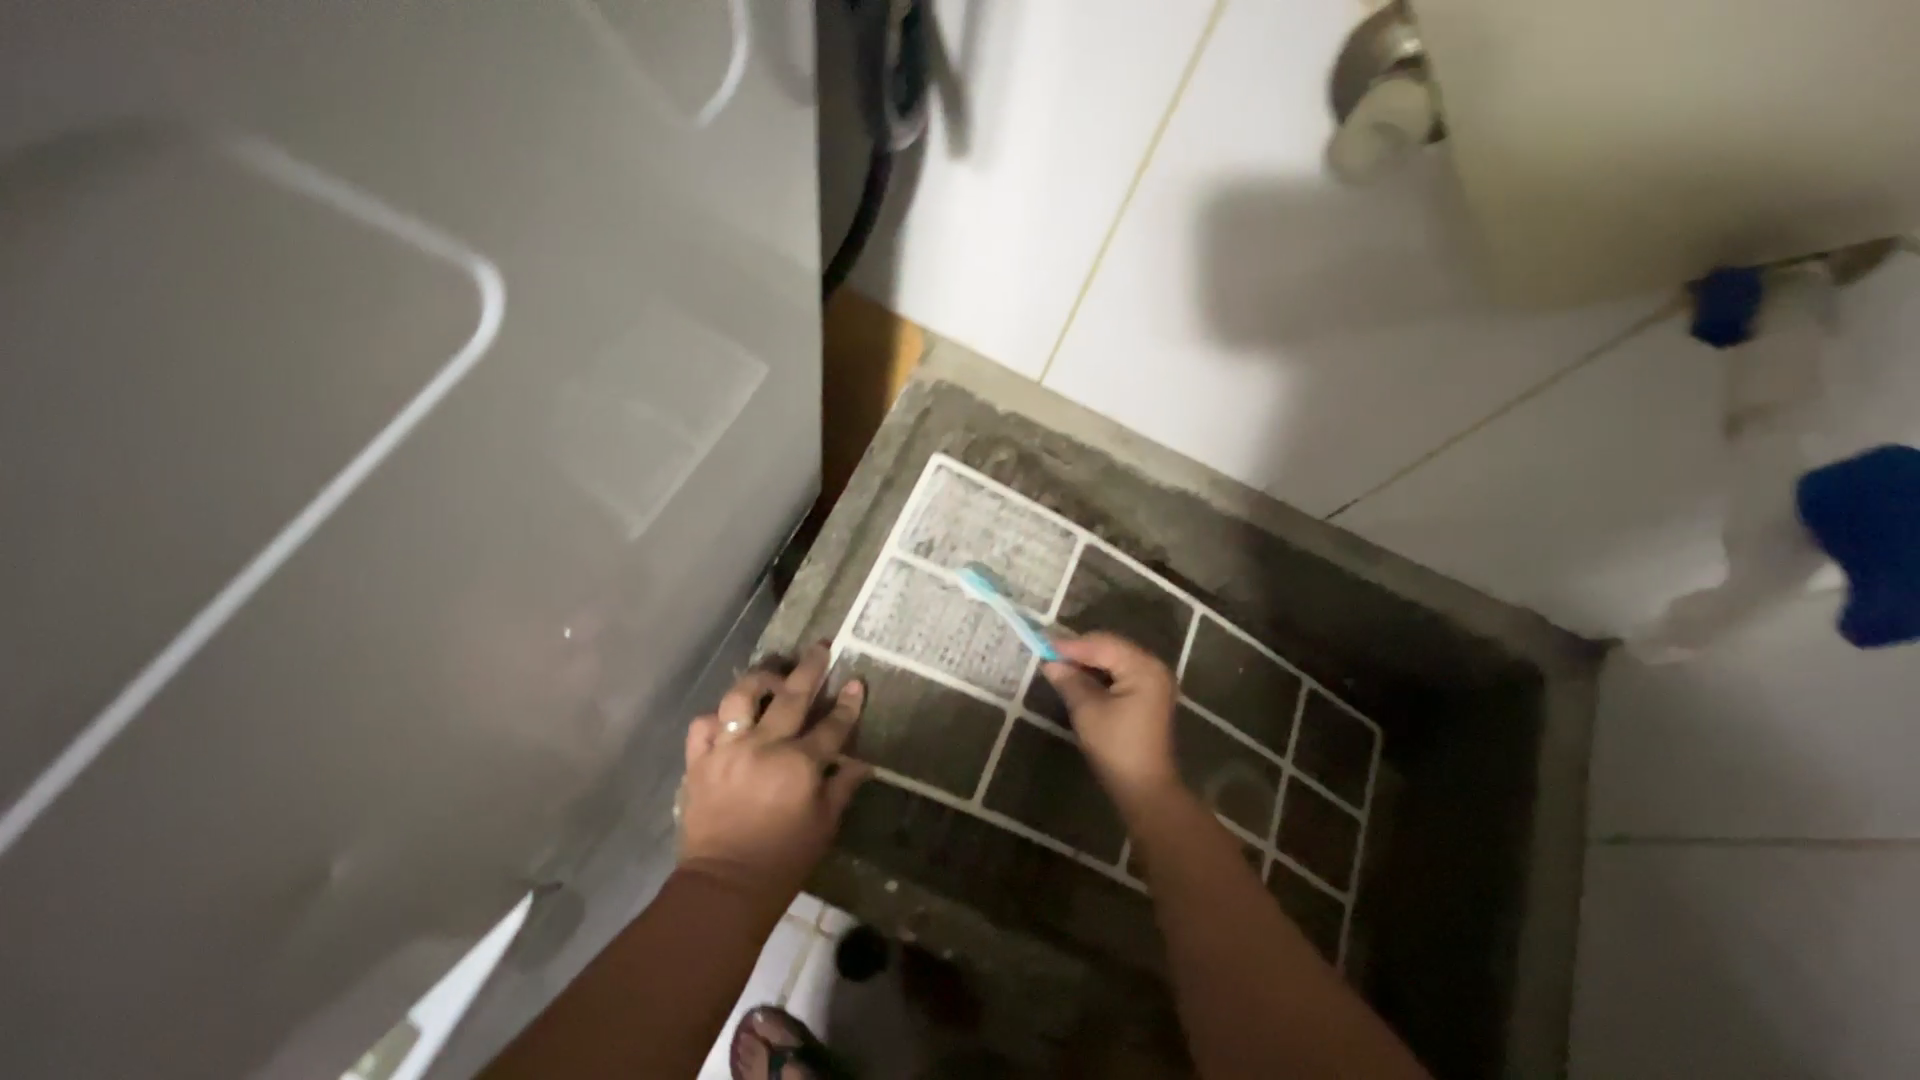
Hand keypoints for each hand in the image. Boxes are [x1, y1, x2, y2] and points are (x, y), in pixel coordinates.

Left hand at [678, 643, 870, 905]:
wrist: (724, 886)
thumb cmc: (783, 860)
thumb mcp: (824, 825)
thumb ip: (841, 787)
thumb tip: (861, 762)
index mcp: (800, 764)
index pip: (832, 725)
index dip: (848, 702)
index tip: (856, 681)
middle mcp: (764, 746)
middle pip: (791, 697)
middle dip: (810, 668)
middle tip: (820, 647)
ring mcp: (727, 750)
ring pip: (741, 697)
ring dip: (760, 681)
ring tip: (771, 676)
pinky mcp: (699, 762)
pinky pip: (704, 725)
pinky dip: (717, 717)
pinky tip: (729, 719)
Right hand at [1041, 633, 1179, 801]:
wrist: (1144, 787)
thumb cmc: (1116, 747)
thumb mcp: (1088, 711)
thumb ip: (1070, 681)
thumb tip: (1050, 662)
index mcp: (1144, 668)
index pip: (1103, 645)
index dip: (1072, 645)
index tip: (1043, 646)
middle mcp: (1154, 668)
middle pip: (1112, 648)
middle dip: (1080, 651)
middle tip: (1050, 654)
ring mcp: (1154, 682)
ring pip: (1116, 660)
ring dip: (1089, 661)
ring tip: (1061, 664)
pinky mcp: (1149, 695)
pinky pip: (1122, 673)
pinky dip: (1100, 673)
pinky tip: (1081, 678)